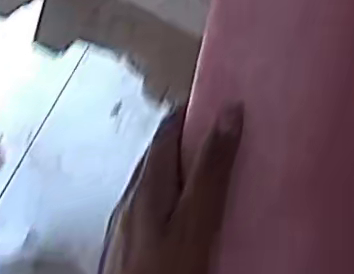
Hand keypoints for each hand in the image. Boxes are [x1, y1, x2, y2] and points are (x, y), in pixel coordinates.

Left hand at [101, 103, 243, 273]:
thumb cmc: (165, 272)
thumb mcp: (197, 219)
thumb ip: (212, 166)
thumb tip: (229, 109)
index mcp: (145, 187)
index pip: (166, 131)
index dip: (192, 110)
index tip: (221, 98)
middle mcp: (128, 203)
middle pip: (159, 156)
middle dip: (190, 139)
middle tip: (226, 130)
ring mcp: (124, 231)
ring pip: (156, 184)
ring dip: (183, 169)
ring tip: (216, 168)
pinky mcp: (128, 253)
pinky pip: (154, 209)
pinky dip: (176, 196)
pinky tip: (192, 213)